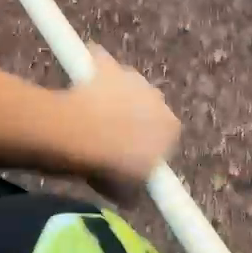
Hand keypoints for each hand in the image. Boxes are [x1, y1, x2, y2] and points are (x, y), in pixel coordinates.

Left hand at [66, 44, 180, 196]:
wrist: (81, 135)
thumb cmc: (109, 166)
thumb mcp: (129, 190)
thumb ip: (136, 186)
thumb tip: (131, 191)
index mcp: (170, 127)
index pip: (167, 135)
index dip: (150, 143)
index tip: (134, 153)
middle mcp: (157, 98)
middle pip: (150, 106)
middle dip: (136, 115)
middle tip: (114, 134)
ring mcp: (132, 77)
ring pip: (128, 83)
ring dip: (117, 93)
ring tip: (96, 111)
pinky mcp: (107, 64)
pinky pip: (102, 61)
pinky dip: (96, 65)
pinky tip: (85, 75)